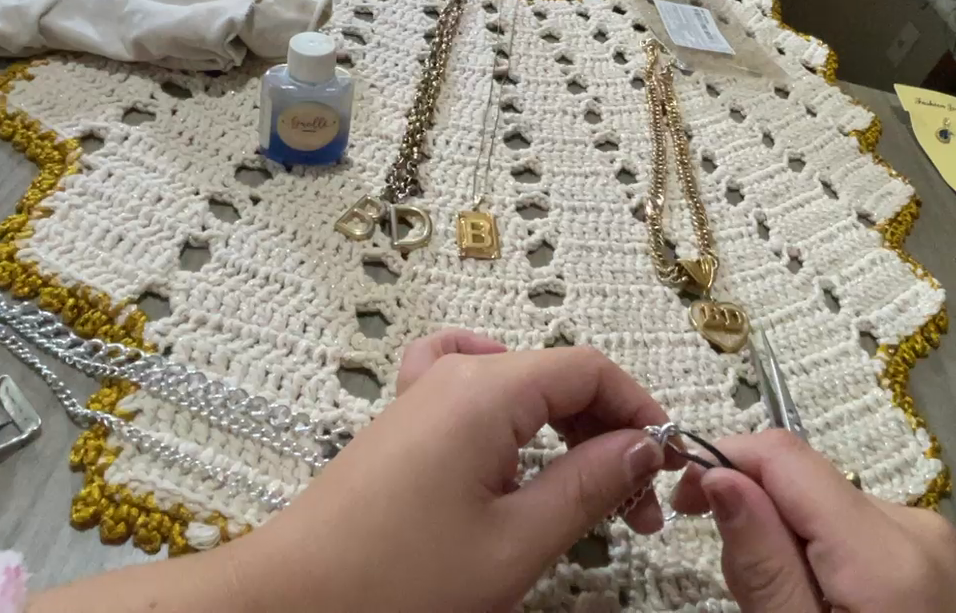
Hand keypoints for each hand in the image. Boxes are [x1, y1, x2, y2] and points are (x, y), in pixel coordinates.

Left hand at [231, 329, 672, 609]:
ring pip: (520, 383)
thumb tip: (644, 446)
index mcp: (487, 388)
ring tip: (588, 488)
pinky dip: (506, 400)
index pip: (588, 367)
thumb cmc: (400, 580)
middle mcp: (457, 372)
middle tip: (635, 502)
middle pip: (557, 374)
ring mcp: (427, 389)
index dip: (637, 406)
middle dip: (605, 429)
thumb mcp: (514, 542)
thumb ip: (588, 484)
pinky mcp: (408, 416)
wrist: (291, 600)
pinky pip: (468, 381)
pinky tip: (511, 427)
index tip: (664, 461)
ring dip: (564, 427)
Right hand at [672, 430, 955, 612]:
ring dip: (794, 543)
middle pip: (805, 483)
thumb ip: (763, 566)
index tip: (683, 503)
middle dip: (759, 519)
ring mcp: (943, 543)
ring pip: (831, 509)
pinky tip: (836, 610)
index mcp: (886, 552)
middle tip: (747, 596)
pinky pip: (866, 533)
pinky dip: (832, 558)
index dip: (722, 459)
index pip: (784, 454)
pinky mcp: (950, 563)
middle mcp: (919, 526)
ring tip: (796, 610)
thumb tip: (717, 475)